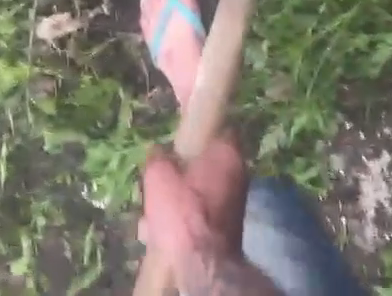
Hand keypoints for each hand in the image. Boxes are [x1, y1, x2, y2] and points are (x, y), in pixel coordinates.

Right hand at [141, 138, 278, 294]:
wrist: (204, 265)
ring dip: (178, 198)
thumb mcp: (159, 178)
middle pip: (206, 161)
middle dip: (181, 171)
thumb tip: (156, 149)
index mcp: (228, 151)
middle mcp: (239, 171)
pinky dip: (185, 217)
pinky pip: (203, 212)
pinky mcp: (228, 224)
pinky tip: (161, 232)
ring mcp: (236, 199)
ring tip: (151, 214)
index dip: (198, 128)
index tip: (181, 133)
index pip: (218, 126)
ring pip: (201, 189)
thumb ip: (157, 158)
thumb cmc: (184, 213)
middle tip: (160, 179)